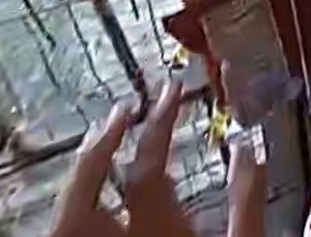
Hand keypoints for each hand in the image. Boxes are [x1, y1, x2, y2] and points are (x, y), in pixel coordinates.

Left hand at [51, 78, 264, 236]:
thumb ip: (248, 200)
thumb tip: (247, 146)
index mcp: (155, 234)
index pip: (146, 167)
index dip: (159, 121)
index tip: (173, 88)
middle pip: (79, 205)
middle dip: (95, 151)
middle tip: (122, 111)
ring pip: (63, 225)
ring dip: (80, 176)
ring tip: (101, 140)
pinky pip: (73, 232)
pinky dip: (80, 203)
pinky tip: (98, 192)